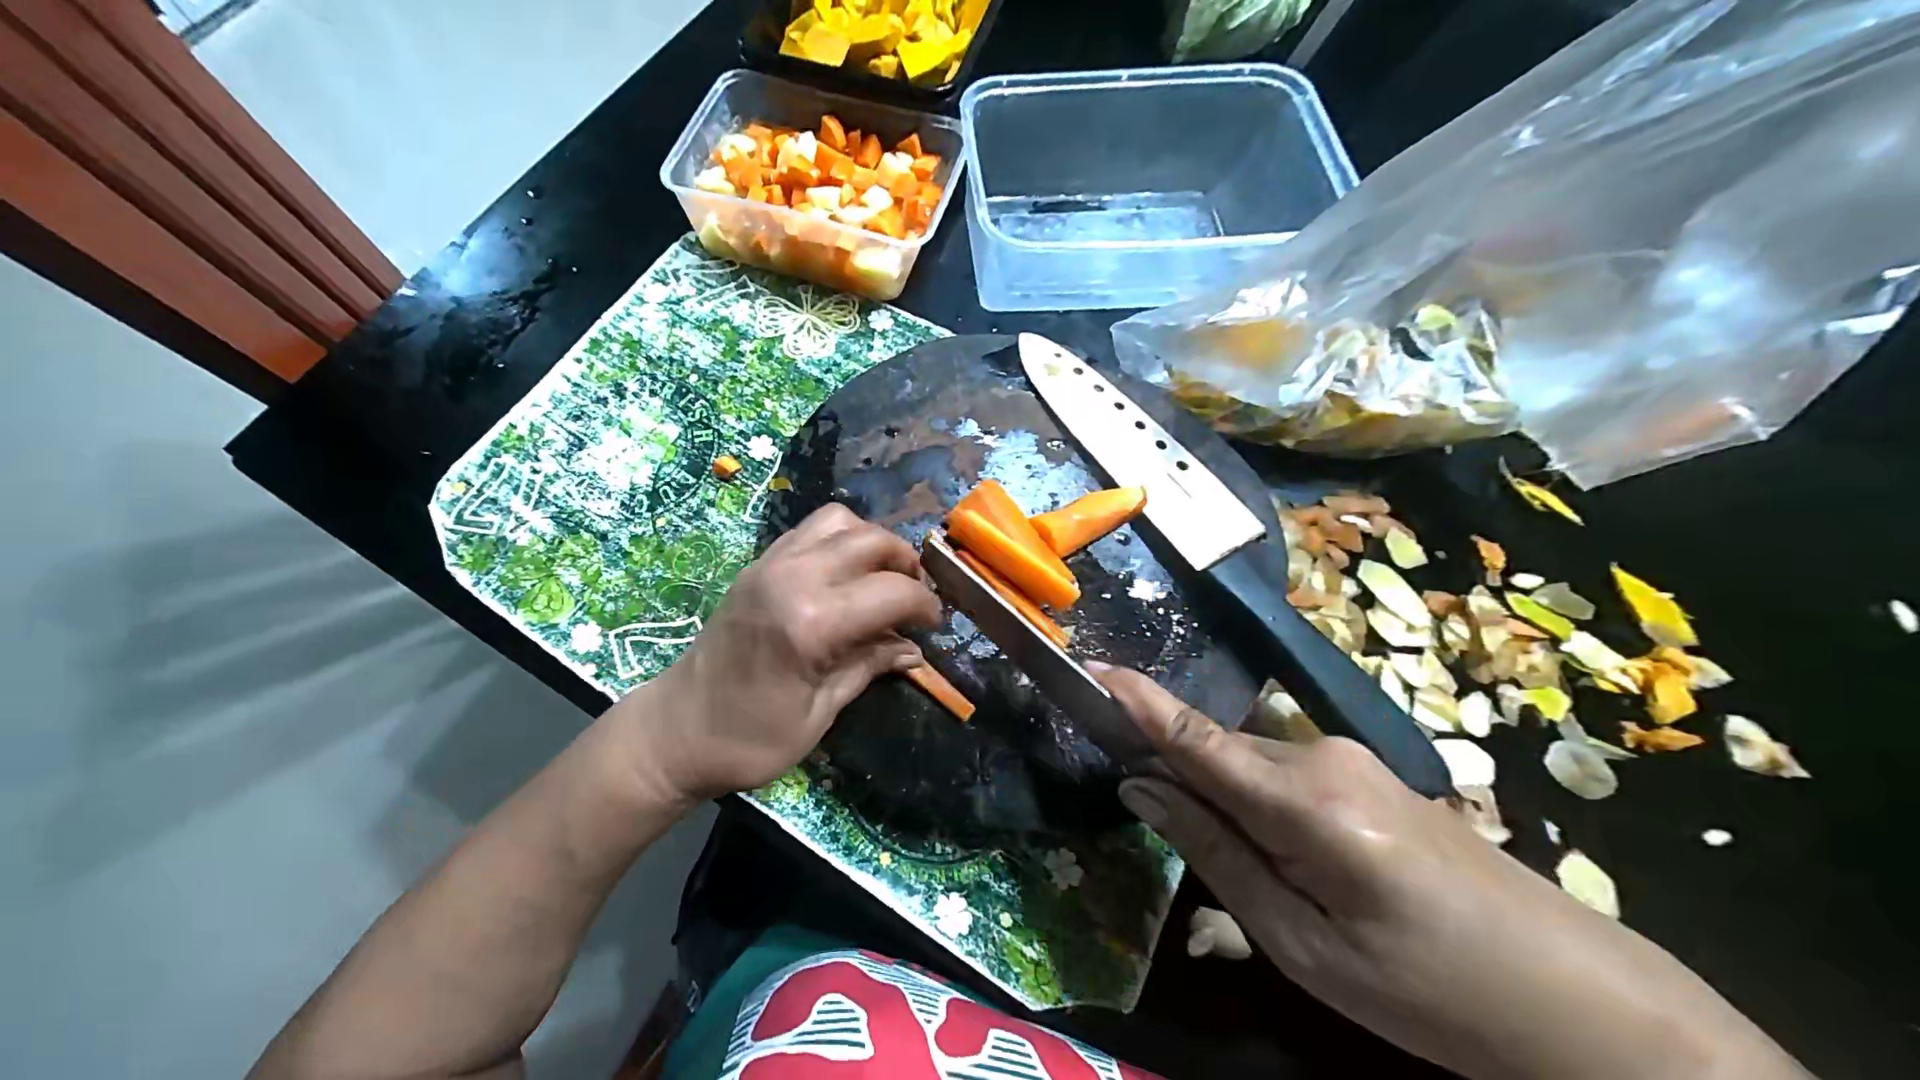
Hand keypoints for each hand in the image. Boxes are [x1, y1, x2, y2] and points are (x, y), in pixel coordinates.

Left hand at [609, 505, 940, 805]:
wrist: (674, 732)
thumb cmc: (750, 739)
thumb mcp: (820, 712)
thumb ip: (869, 667)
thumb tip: (913, 649)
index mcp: (813, 622)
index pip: (893, 592)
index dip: (925, 605)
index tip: (935, 625)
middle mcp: (793, 577)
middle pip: (872, 541)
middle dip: (906, 564)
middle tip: (915, 598)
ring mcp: (770, 564)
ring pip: (840, 521)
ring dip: (871, 542)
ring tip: (881, 578)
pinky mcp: (757, 565)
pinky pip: (809, 530)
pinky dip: (839, 540)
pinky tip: (844, 575)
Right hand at [1093, 666, 1807, 1079]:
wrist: (1580, 1000)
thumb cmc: (1428, 991)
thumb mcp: (1301, 942)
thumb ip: (1213, 853)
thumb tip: (1140, 788)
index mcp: (1303, 802)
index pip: (1194, 736)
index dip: (1136, 700)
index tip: (1089, 667)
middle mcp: (1323, 757)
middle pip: (1218, 750)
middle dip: (1174, 771)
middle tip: (1153, 823)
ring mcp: (1353, 759)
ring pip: (1249, 762)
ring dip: (1218, 794)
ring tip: (1239, 869)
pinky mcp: (1368, 773)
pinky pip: (1283, 772)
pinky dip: (1253, 798)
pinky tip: (1281, 859)